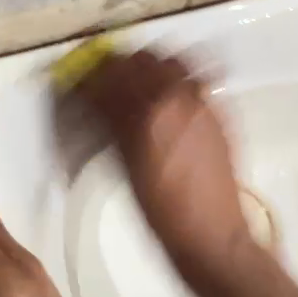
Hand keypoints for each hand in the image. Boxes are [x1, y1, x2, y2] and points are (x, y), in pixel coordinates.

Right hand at [72, 50, 258, 296]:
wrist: (213, 237)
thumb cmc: (162, 215)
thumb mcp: (127, 170)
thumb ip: (112, 127)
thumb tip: (93, 102)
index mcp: (144, 119)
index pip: (106, 79)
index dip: (87, 77)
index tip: (78, 82)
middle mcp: (174, 100)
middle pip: (137, 59)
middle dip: (116, 65)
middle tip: (104, 80)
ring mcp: (201, 101)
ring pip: (168, 59)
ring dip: (148, 64)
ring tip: (139, 80)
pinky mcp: (219, 109)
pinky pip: (200, 73)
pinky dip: (182, 70)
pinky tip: (173, 84)